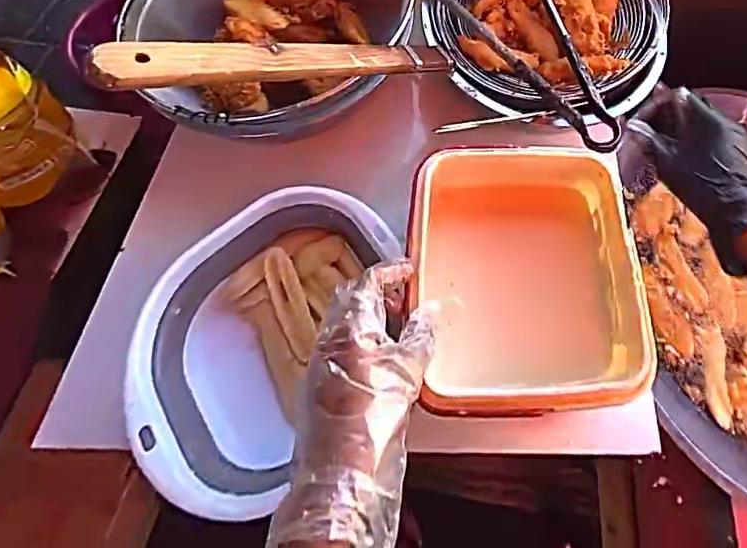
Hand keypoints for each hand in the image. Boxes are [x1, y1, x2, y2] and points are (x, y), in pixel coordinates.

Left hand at [266, 261, 435, 547]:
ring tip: (397, 328)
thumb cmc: (371, 423)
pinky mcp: (316, 385)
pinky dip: (359, 341)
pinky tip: (379, 359)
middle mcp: (328, 338)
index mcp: (349, 327)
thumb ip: (420, 334)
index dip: (390, 270)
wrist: (340, 477)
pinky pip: (339, 347)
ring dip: (369, 317)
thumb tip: (429, 310)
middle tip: (404, 297)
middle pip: (351, 298)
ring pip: (344, 323)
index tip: (407, 269)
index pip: (368, 281)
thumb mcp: (408, 371)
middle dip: (377, 292)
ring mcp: (319, 362)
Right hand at [632, 87, 746, 274]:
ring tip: (665, 146)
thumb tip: (633, 127)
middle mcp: (725, 122)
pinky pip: (713, 137)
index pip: (677, 96)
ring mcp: (735, 137)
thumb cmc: (705, 188)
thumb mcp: (668, 161)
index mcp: (707, 118)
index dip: (655, 105)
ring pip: (701, 123)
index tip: (643, 120)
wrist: (739, 217)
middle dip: (667, 117)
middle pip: (689, 107)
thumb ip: (649, 139)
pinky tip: (685, 158)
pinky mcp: (740, 152)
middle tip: (650, 131)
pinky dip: (696, 141)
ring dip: (681, 129)